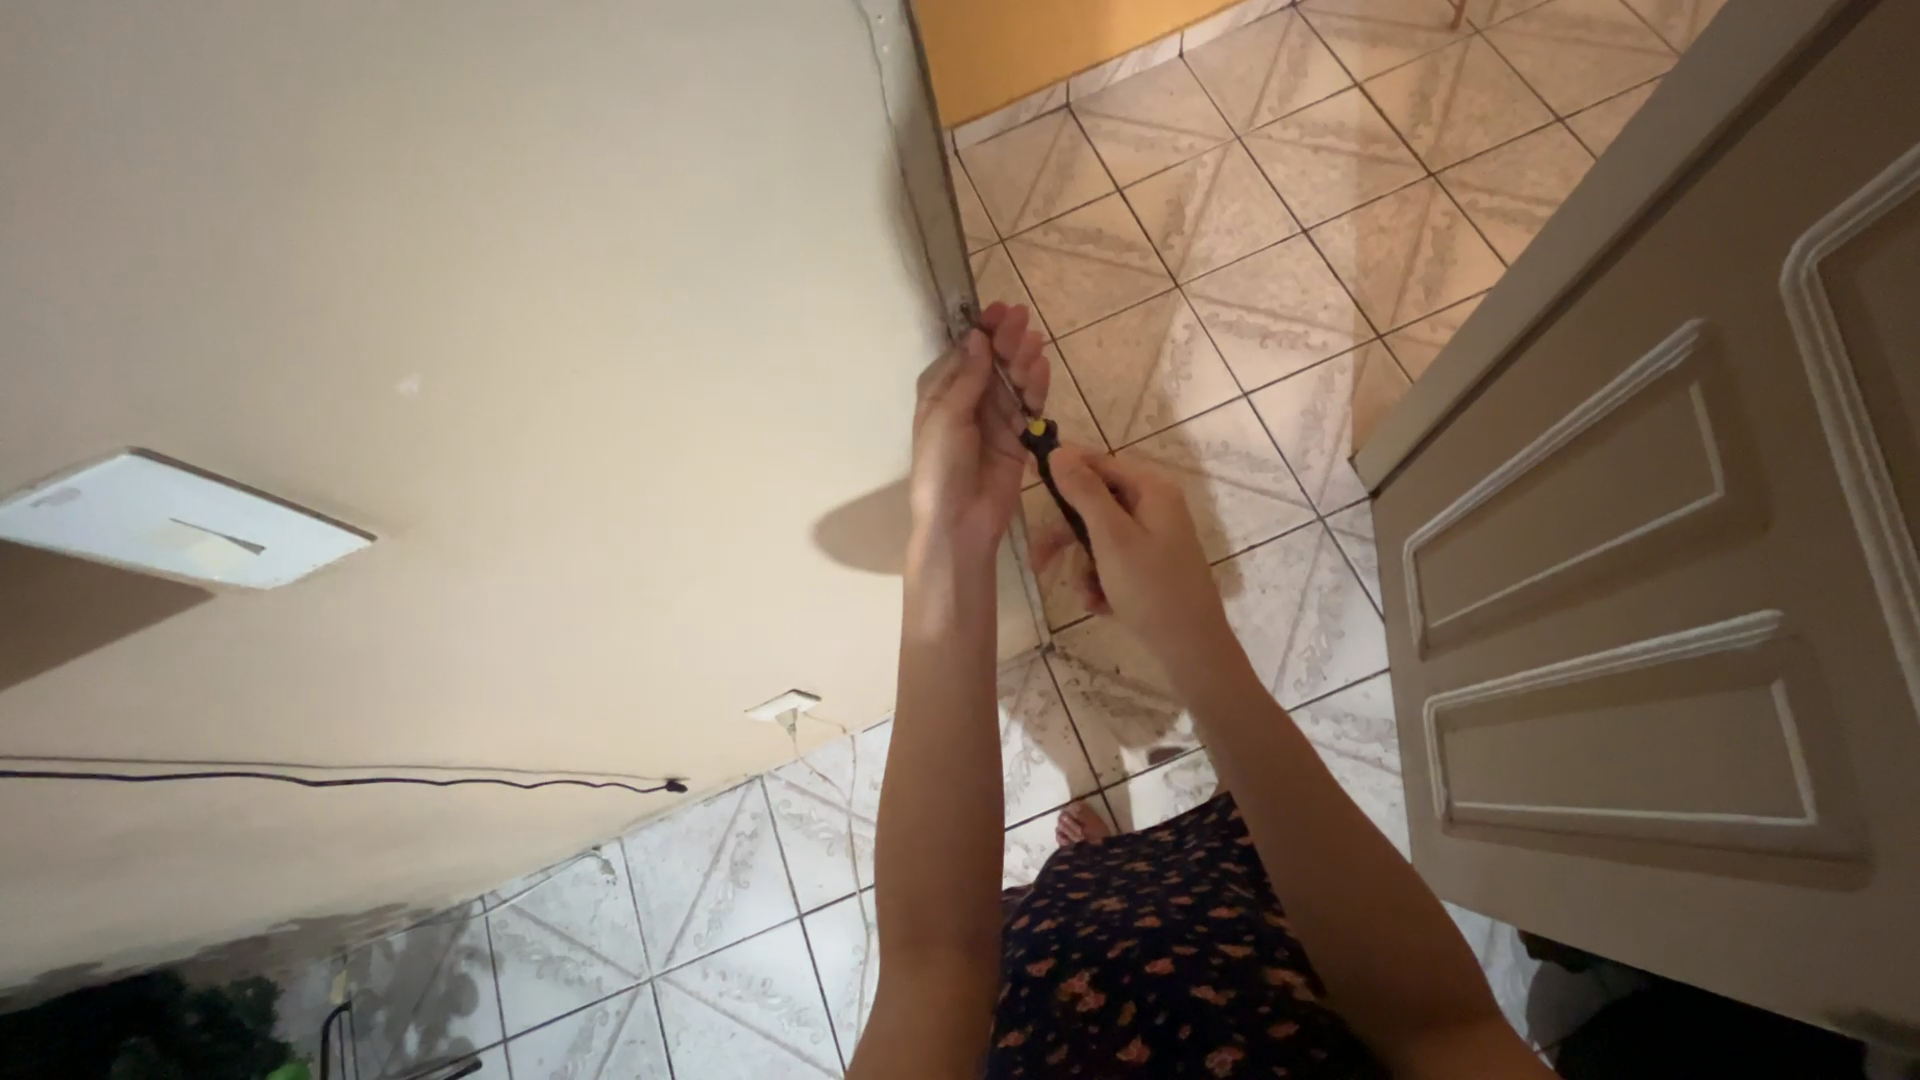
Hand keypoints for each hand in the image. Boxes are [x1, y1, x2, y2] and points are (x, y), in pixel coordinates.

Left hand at [908, 302, 1047, 563]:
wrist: (959, 520)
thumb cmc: (941, 468)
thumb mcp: (946, 418)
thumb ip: (967, 378)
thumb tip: (978, 338)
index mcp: (941, 395)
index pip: (964, 354)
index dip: (982, 332)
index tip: (1000, 309)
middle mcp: (968, 403)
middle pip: (991, 364)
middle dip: (1006, 341)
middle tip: (1023, 320)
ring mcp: (994, 421)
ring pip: (1012, 382)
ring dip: (1023, 361)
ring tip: (1034, 342)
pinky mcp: (1016, 438)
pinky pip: (1028, 407)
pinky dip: (1035, 388)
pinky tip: (1041, 368)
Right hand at [1033, 447, 1237, 675]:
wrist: (1191, 648)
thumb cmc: (1151, 588)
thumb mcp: (1111, 538)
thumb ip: (1084, 492)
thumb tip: (1059, 451)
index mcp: (1151, 490)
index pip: (1098, 463)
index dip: (1063, 472)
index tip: (1029, 481)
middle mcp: (1154, 506)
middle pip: (1094, 505)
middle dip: (1068, 538)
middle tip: (1039, 561)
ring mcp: (1154, 537)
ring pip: (1098, 538)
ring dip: (1084, 568)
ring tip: (1088, 596)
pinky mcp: (1150, 564)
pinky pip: (1112, 561)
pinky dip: (1100, 582)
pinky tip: (1101, 606)